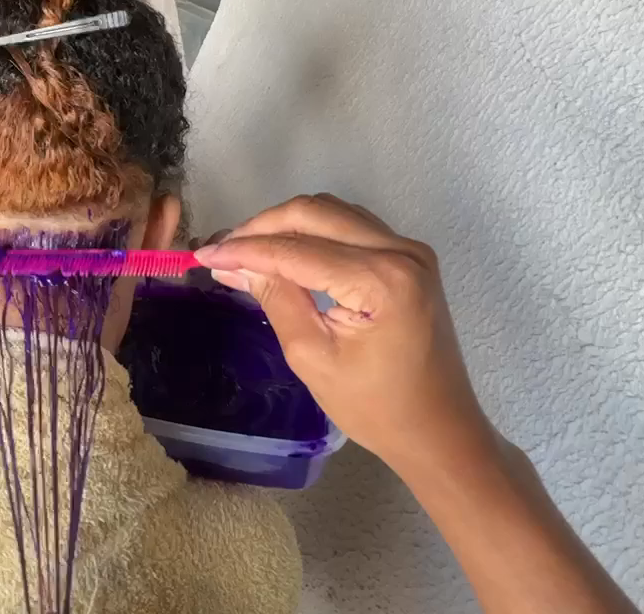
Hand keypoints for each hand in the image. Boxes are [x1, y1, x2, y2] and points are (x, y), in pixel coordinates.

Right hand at [195, 194, 492, 472]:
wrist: (440, 433)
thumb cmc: (375, 407)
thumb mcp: (310, 355)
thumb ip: (273, 297)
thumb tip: (229, 264)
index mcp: (380, 280)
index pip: (294, 250)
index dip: (243, 250)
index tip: (202, 254)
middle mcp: (399, 251)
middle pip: (311, 212)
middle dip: (260, 227)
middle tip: (223, 249)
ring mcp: (408, 249)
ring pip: (329, 210)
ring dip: (283, 224)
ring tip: (247, 249)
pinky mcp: (407, 256)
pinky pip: (347, 223)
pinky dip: (310, 230)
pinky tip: (284, 251)